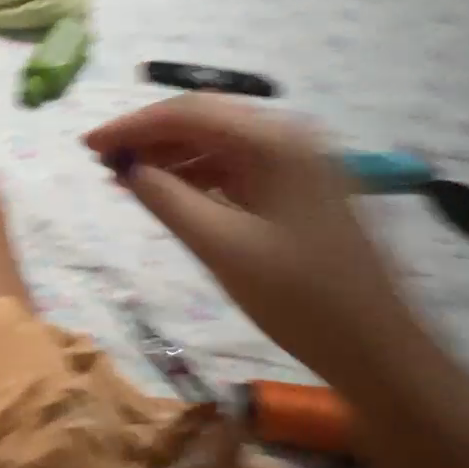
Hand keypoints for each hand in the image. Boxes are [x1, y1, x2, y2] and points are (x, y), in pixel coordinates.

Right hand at [83, 94, 425, 386]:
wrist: (380, 353)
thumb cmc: (300, 300)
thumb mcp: (220, 246)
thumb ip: (165, 198)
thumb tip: (125, 167)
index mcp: (276, 144)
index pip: (188, 114)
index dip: (131, 126)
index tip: (88, 146)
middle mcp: (289, 141)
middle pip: (202, 121)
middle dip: (146, 137)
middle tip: (99, 159)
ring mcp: (296, 165)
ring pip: (215, 144)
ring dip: (166, 156)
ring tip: (121, 177)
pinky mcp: (295, 191)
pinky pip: (232, 168)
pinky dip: (192, 175)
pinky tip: (162, 192)